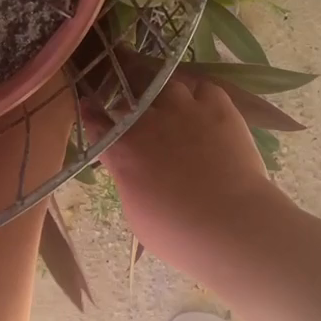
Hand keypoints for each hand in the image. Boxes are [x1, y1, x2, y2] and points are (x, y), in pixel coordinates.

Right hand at [84, 74, 287, 269]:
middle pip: (132, 98)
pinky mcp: (217, 105)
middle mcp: (150, 120)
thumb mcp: (136, 211)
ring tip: (178, 111)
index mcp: (125, 150)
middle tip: (143, 117)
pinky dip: (201, 97)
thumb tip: (134, 168)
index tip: (90, 105)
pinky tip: (206, 110)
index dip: (93, 113)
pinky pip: (204, 89)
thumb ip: (130, 179)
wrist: (229, 223)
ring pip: (168, 87)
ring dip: (168, 98)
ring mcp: (184, 108)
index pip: (98, 122)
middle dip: (132, 104)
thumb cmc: (178, 233)